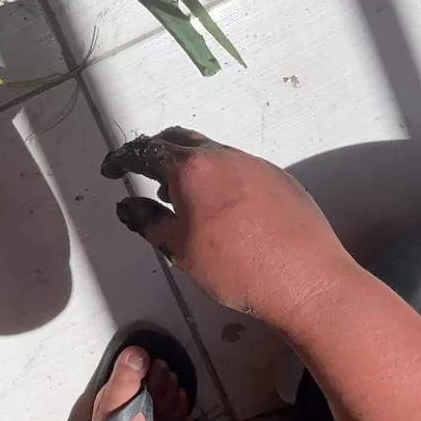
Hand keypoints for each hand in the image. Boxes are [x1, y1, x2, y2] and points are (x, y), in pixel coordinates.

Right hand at [104, 128, 362, 324]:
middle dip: (155, 152)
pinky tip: (220, 209)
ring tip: (178, 194)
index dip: (123, 159)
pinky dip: (216, 177)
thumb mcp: (180, 250)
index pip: (146, 151)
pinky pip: (236, 167)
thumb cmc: (236, 267)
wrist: (310, 280)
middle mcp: (222, 154)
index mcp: (192, 167)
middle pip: (179, 140)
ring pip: (211, 153)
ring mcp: (254, 163)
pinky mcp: (279, 178)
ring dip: (188, 166)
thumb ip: (149, 222)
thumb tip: (126, 205)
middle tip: (141, 172)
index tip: (110, 170)